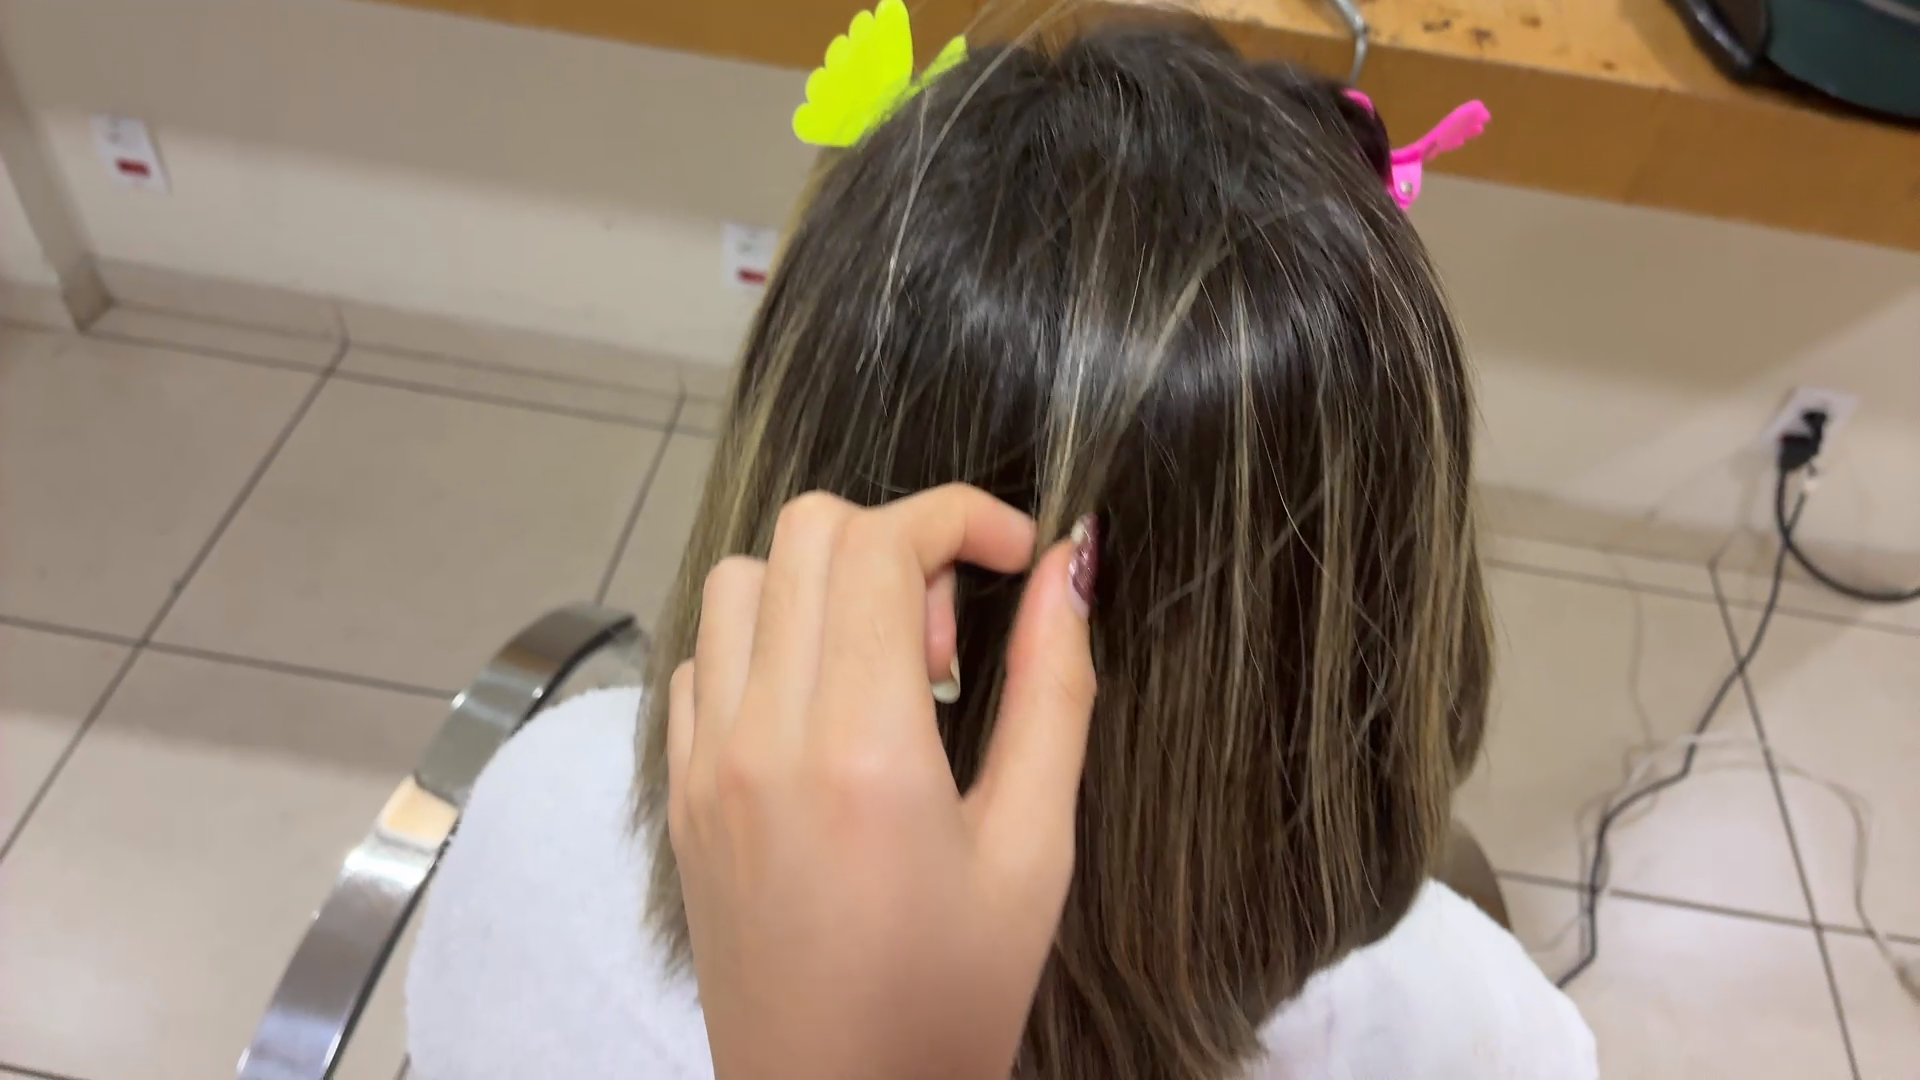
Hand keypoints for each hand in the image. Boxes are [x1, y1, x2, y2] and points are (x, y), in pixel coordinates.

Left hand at [666, 485, 1099, 1079]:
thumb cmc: (952, 993)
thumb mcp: (1036, 844)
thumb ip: (1055, 689)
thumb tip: (1068, 569)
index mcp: (859, 747)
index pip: (881, 543)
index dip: (960, 515)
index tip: (1018, 553)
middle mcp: (761, 732)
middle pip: (808, 532)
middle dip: (899, 540)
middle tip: (949, 630)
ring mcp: (703, 756)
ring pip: (743, 577)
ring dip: (827, 582)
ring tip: (883, 666)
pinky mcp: (680, 784)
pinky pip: (707, 653)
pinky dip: (771, 636)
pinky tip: (823, 703)